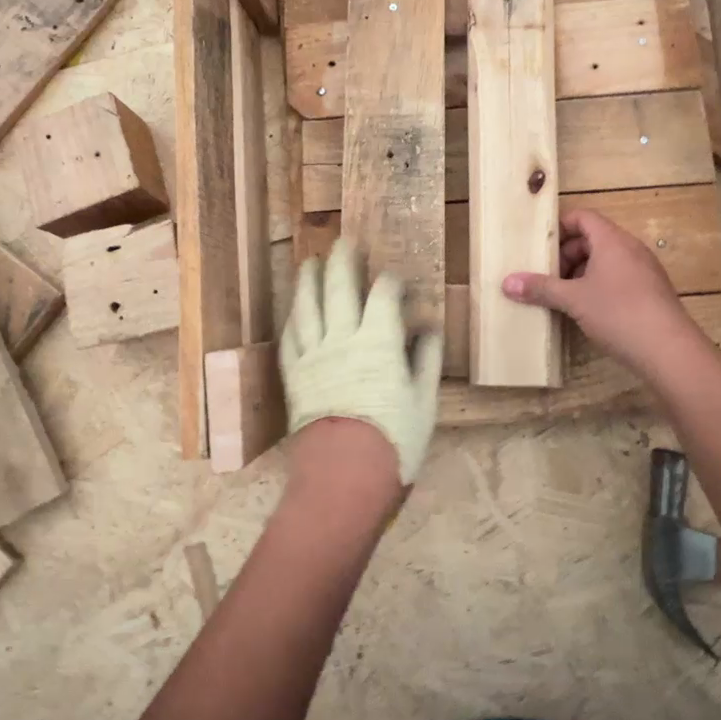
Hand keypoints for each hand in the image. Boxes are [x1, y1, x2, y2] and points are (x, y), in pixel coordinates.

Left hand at [279, 238, 442, 485]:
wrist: (343, 476)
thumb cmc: (394, 440)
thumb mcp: (424, 401)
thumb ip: (427, 360)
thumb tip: (430, 329)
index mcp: (379, 340)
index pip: (384, 294)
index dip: (391, 281)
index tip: (397, 279)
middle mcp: (342, 338)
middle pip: (338, 287)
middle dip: (342, 261)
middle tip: (344, 243)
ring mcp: (313, 356)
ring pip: (306, 306)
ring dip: (308, 281)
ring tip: (309, 264)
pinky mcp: (294, 377)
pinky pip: (289, 338)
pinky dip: (293, 319)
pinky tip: (293, 311)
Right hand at [502, 209, 704, 374]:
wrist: (668, 349)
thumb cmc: (617, 312)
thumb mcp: (573, 300)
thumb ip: (540, 288)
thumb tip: (506, 282)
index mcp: (612, 240)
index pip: (583, 217)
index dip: (559, 227)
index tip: (539, 247)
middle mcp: (630, 248)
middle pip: (593, 239)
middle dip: (567, 255)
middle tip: (547, 276)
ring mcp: (644, 270)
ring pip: (606, 261)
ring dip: (582, 273)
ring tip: (563, 296)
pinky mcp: (651, 292)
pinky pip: (619, 278)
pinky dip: (600, 286)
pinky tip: (588, 311)